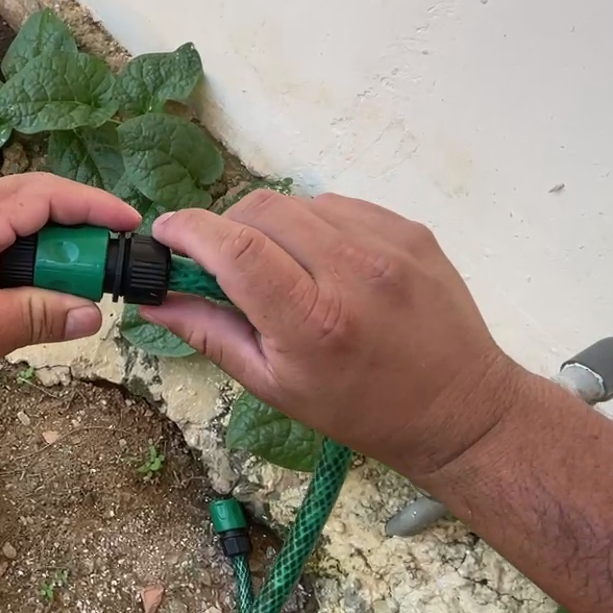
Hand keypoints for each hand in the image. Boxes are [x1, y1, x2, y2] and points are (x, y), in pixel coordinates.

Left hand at [0, 173, 139, 410]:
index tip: (131, 224)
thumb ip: (42, 316)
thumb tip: (91, 313)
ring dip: (38, 249)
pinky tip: (17, 290)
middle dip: (71, 232)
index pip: (47, 194)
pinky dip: (9, 258)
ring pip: (4, 223)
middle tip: (100, 269)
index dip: (95, 207)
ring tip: (61, 287)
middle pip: (28, 202)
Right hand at [141, 192, 531, 479]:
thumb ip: (207, 333)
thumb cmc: (355, 408)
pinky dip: (309, 224)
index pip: (235, 249)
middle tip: (219, 258)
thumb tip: (153, 300)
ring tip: (276, 263)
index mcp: (313, 321)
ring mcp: (388, 244)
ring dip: (267, 224)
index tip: (165, 233)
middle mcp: (353, 271)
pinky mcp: (410, 229)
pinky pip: (335, 204)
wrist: (459, 409)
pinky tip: (318, 259)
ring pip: (295, 202)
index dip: (189, 231)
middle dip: (223, 225)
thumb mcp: (270, 384)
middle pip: (260, 210)